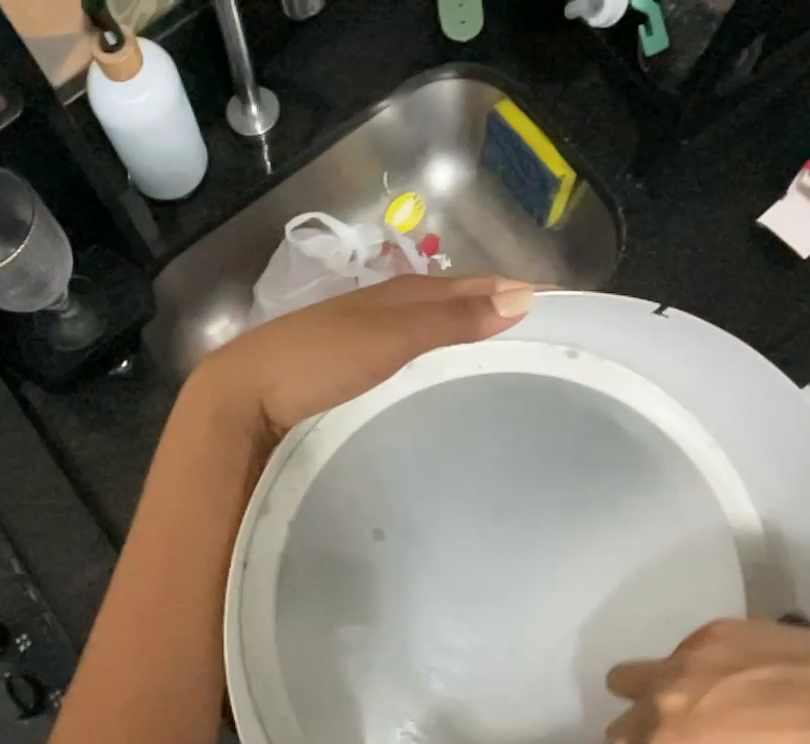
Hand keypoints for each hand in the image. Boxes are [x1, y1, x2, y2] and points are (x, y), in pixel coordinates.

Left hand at [192, 274, 536, 441]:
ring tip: (504, 347)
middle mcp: (387, 306)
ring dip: (469, 328)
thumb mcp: (391, 339)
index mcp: (402, 294)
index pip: (473, 285)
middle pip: (454, 299)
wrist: (246, 393)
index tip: (563, 305)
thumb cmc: (318, 361)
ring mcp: (366, 336)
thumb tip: (522, 298)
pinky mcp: (350, 365)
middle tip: (543, 328)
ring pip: (431, 325)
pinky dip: (439, 352)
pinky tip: (441, 372)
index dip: (515, 290)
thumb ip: (450, 321)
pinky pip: (411, 350)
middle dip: (499, 305)